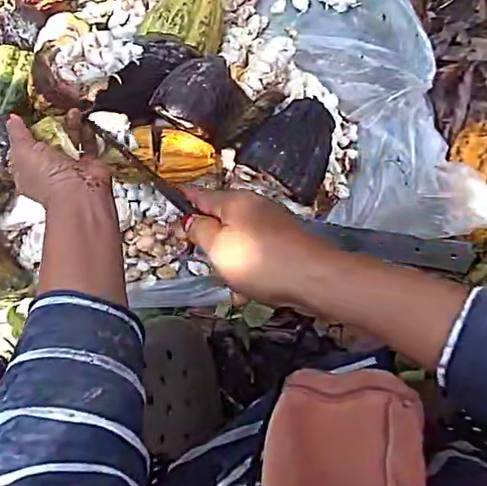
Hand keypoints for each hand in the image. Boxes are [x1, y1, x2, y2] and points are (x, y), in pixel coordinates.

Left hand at [3, 114, 114, 212]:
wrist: (78, 193)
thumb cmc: (47, 179)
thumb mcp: (22, 152)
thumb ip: (17, 134)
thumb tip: (12, 119)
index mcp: (27, 170)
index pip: (24, 147)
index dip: (26, 131)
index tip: (30, 113)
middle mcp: (49, 169)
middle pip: (49, 141)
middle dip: (52, 124)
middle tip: (54, 108)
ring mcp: (69, 165)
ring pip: (69, 139)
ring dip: (71, 124)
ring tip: (71, 112)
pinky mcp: (89, 163)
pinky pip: (88, 144)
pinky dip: (87, 131)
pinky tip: (84, 120)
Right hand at [181, 187, 338, 306]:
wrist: (315, 278)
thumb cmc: (261, 262)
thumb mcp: (218, 247)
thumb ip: (199, 231)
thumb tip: (191, 219)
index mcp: (234, 201)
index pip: (201, 194)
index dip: (184, 199)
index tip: (172, 199)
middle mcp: (254, 206)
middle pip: (221, 218)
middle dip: (210, 240)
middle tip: (203, 260)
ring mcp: (271, 223)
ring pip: (238, 239)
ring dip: (231, 260)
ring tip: (232, 284)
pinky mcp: (285, 241)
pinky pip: (256, 252)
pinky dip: (250, 269)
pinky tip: (251, 291)